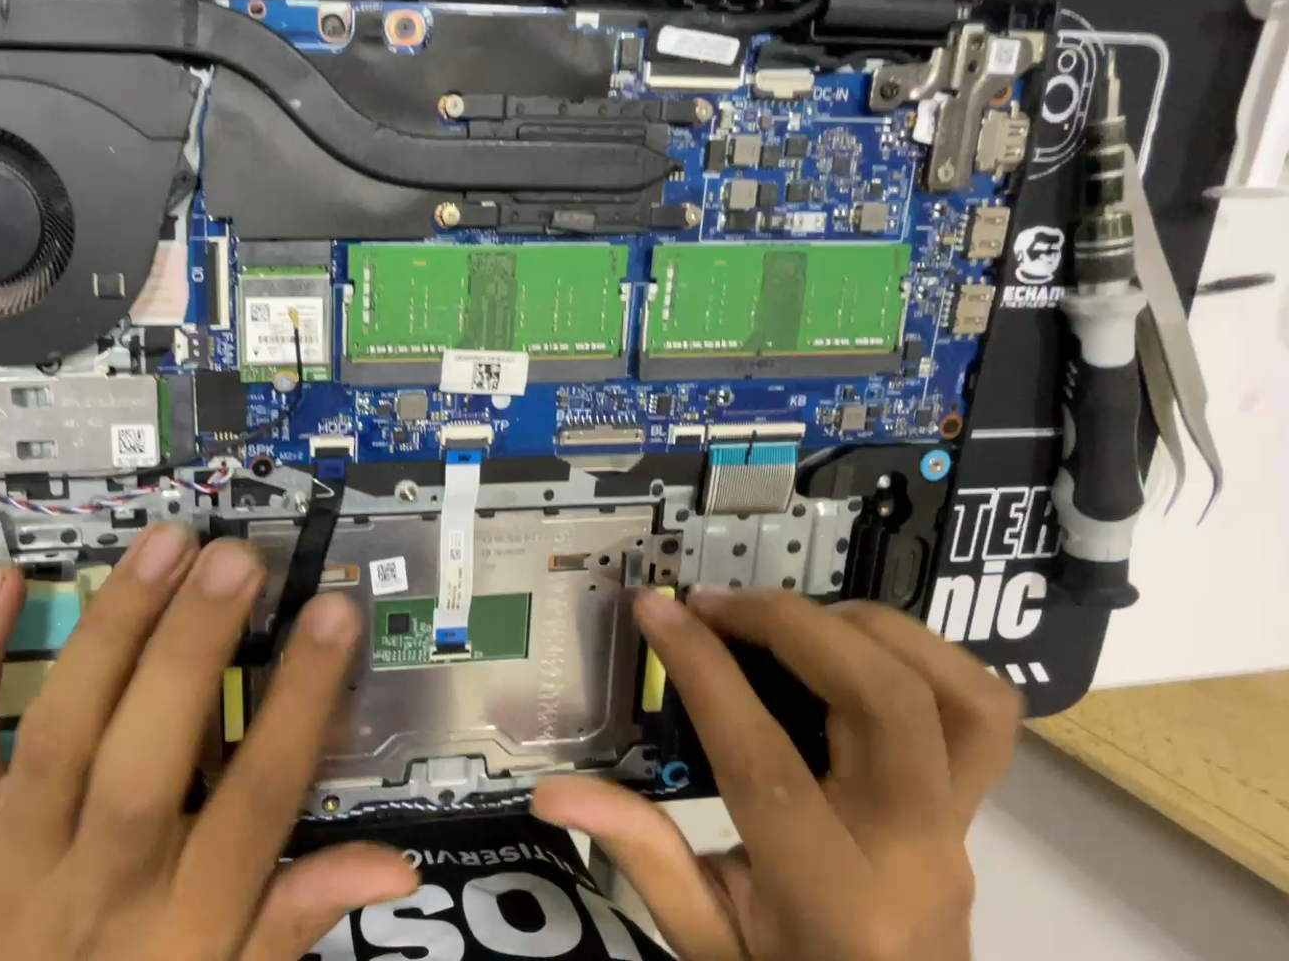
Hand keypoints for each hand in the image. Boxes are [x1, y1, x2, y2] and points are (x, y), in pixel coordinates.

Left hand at [0, 526, 418, 959]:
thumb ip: (293, 922)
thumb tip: (392, 861)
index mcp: (183, 924)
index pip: (258, 801)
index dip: (301, 702)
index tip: (333, 614)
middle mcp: (99, 880)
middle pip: (148, 756)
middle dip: (194, 647)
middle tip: (236, 559)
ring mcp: (13, 853)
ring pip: (61, 731)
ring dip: (112, 629)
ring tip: (163, 547)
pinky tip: (3, 578)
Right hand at [533, 587, 1021, 960]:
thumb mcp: (703, 938)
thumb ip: (640, 855)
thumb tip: (550, 790)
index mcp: (829, 896)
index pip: (764, 759)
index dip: (705, 671)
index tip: (657, 611)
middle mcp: (911, 853)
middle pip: (885, 704)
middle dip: (793, 625)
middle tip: (717, 605)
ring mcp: (960, 829)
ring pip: (960, 696)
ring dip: (871, 630)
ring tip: (791, 619)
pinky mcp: (973, 808)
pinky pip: (981, 709)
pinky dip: (917, 653)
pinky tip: (845, 647)